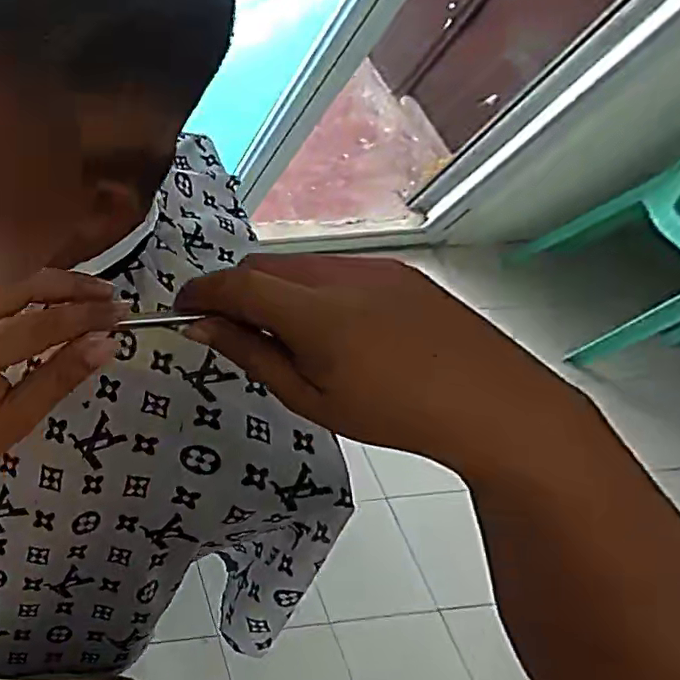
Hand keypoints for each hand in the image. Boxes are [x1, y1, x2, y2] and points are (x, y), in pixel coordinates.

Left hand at [0, 268, 125, 495]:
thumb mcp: (12, 422)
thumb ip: (57, 378)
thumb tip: (105, 344)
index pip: (40, 322)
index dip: (85, 315)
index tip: (121, 314)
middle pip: (20, 283)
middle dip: (69, 285)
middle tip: (108, 296)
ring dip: (42, 279)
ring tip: (81, 291)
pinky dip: (13, 281)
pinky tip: (36, 290)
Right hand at [175, 254, 602, 479]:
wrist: (497, 406)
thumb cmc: (392, 414)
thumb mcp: (308, 397)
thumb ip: (250, 354)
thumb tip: (202, 327)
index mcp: (315, 312)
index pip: (236, 284)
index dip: (200, 292)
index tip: (182, 310)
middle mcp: (340, 275)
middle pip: (261, 265)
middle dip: (233, 290)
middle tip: (230, 331)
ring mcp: (373, 269)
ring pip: (296, 264)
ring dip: (269, 288)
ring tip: (282, 335)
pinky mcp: (397, 272)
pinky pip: (331, 268)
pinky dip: (306, 287)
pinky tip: (327, 327)